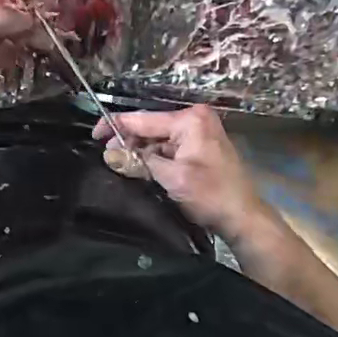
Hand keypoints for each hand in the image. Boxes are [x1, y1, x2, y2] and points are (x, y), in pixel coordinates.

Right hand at [93, 105, 276, 239]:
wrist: (243, 217)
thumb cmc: (212, 195)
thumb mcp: (172, 178)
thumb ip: (138, 162)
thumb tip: (109, 154)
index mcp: (190, 120)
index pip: (143, 119)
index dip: (115, 126)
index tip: (94, 135)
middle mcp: (195, 120)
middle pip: (150, 127)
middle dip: (128, 141)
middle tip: (109, 158)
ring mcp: (199, 134)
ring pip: (158, 139)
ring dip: (141, 152)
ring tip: (123, 166)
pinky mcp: (200, 149)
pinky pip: (169, 148)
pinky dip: (154, 158)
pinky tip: (141, 169)